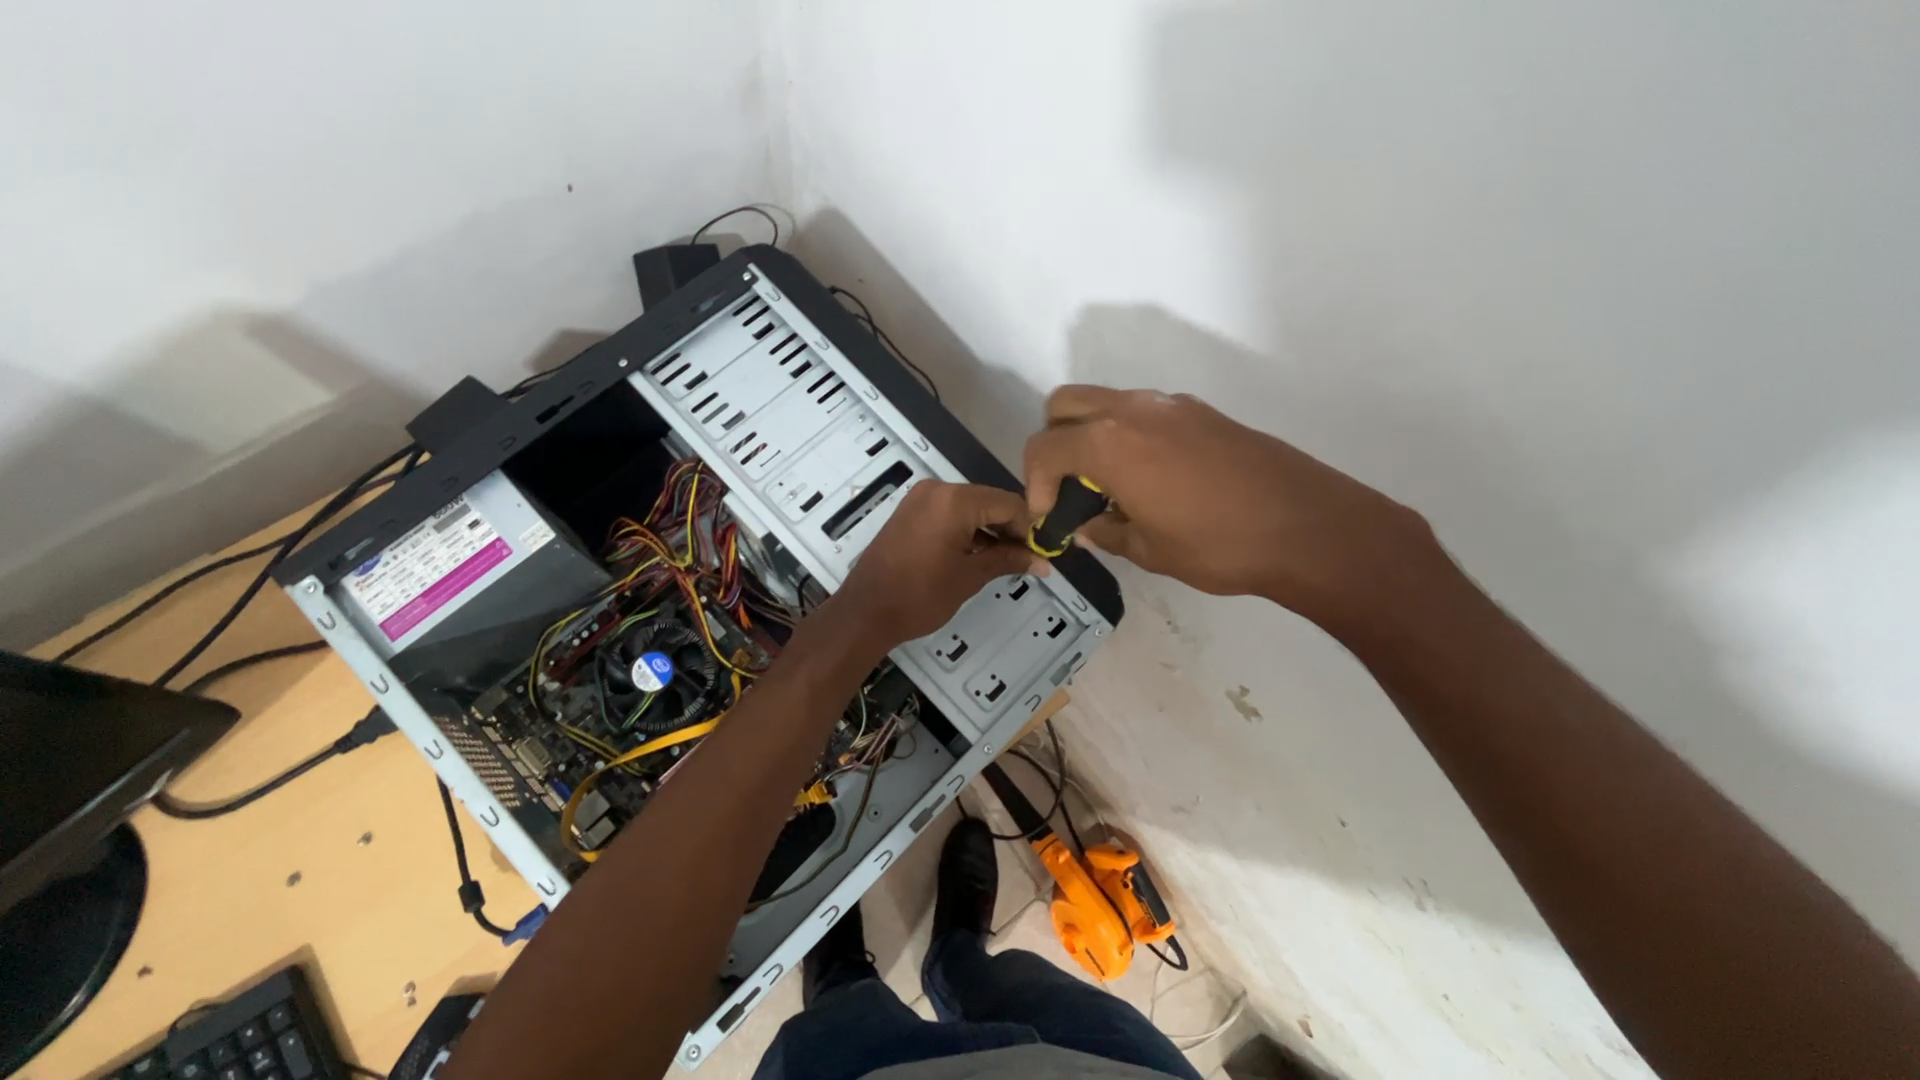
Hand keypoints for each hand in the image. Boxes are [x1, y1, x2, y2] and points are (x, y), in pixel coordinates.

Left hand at [830, 480, 1034, 646]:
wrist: (865, 612)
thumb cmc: (920, 595)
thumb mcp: (970, 577)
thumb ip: (1008, 561)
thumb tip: (1042, 562)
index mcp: (955, 500)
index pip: (1009, 503)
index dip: (1030, 527)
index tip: (1044, 551)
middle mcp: (937, 490)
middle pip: (989, 502)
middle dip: (1011, 529)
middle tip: (1029, 559)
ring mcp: (920, 499)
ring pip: (970, 508)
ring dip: (990, 531)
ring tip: (1007, 561)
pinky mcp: (910, 513)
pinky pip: (949, 514)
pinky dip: (967, 531)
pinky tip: (981, 555)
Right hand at [1023, 385, 1445, 630]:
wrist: (1305, 525)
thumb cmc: (1217, 545)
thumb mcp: (1149, 550)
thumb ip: (1108, 531)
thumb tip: (1088, 526)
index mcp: (1109, 443)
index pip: (1044, 448)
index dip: (1034, 485)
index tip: (1051, 518)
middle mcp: (1133, 410)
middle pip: (1064, 406)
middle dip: (1054, 444)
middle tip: (1069, 489)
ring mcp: (1170, 405)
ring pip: (1106, 403)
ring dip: (1092, 437)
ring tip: (1112, 488)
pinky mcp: (1200, 412)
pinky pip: (1144, 413)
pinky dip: (1129, 436)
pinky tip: (1154, 480)